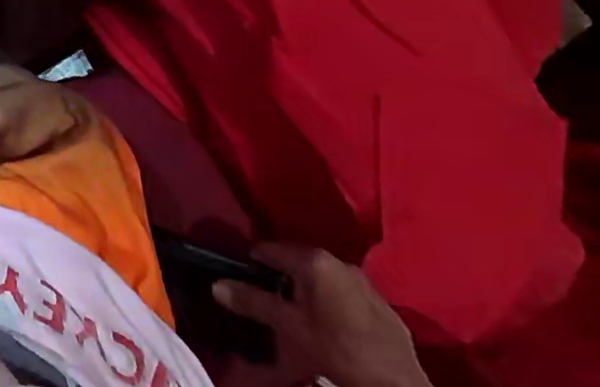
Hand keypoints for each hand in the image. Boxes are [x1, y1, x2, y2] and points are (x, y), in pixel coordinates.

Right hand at [212, 244, 431, 386]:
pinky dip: (333, 301)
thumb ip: (252, 301)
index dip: (254, 264)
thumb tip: (216, 285)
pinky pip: (346, 293)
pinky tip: (332, 325)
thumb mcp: (290, 326)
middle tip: (271, 300)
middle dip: (282, 277)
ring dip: (308, 288)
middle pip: (297, 261)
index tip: (246, 280)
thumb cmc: (338, 350)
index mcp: (314, 260)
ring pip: (322, 277)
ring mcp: (365, 282)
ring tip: (300, 313)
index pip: (269, 249)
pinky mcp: (383, 305)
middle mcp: (340, 262)